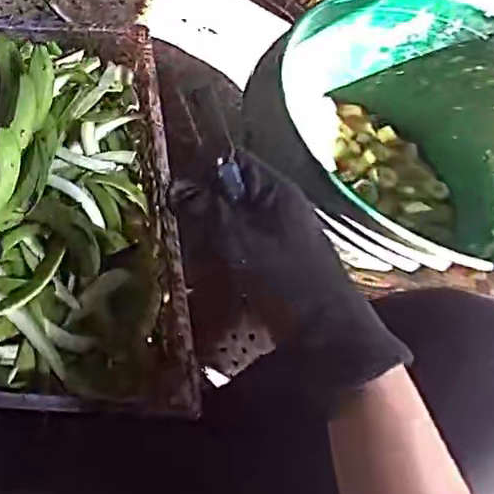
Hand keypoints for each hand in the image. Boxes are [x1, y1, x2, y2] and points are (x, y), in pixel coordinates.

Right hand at [176, 149, 410, 414]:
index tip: (166, 173)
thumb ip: (209, 210)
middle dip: (194, 200)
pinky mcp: (267, 260)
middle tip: (165, 210)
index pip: (230, 159)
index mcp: (274, 190)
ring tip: (175, 240)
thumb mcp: (242, 241)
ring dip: (200, 229)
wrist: (328, 335)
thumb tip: (175, 186)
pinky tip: (194, 268)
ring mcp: (272, 234)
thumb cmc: (289, 280)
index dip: (197, 161)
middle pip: (224, 190)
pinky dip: (212, 252)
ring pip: (224, 219)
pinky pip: (231, 245)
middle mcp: (274, 206)